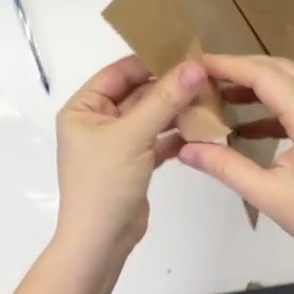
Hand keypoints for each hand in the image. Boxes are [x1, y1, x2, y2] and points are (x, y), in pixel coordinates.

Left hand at [54, 56, 206, 255]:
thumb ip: (164, 99)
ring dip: (176, 110)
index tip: (189, 52)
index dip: (152, 60)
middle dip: (169, 86)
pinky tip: (203, 127)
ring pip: (150, 116)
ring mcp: (115, 143)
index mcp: (83, 108)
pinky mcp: (133, 163)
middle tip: (208, 76)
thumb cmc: (105, 183)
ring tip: (211, 98)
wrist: (101, 240)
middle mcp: (96, 121)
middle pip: (137, 93)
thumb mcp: (133, 136)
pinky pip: (157, 139)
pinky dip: (176, 134)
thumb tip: (196, 65)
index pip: (119, 72)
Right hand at [178, 53, 293, 271]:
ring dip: (259, 83)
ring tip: (221, 94)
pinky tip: (248, 123)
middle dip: (241, 68)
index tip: (198, 64)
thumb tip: (185, 149)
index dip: (229, 66)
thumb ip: (226, 167)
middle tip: (205, 76)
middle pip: (281, 69)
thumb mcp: (268, 195)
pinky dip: (276, 103)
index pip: (266, 76)